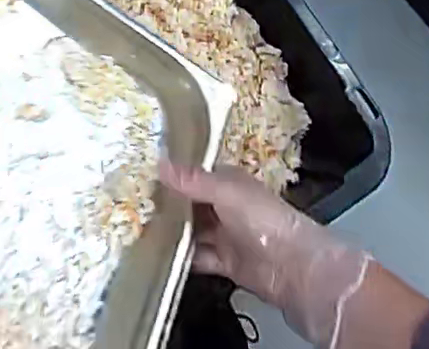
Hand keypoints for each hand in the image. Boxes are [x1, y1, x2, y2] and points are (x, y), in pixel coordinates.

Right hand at [159, 160, 371, 347]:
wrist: (292, 267)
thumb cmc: (263, 218)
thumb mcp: (225, 191)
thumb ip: (193, 180)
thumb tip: (160, 162)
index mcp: (229, 181)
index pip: (197, 173)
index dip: (175, 172)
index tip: (145, 173)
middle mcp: (226, 205)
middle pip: (193, 202)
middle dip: (170, 203)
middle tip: (136, 202)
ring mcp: (226, 234)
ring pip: (194, 229)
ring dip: (174, 230)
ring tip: (141, 229)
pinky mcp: (226, 262)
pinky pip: (199, 256)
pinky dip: (183, 257)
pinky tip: (162, 257)